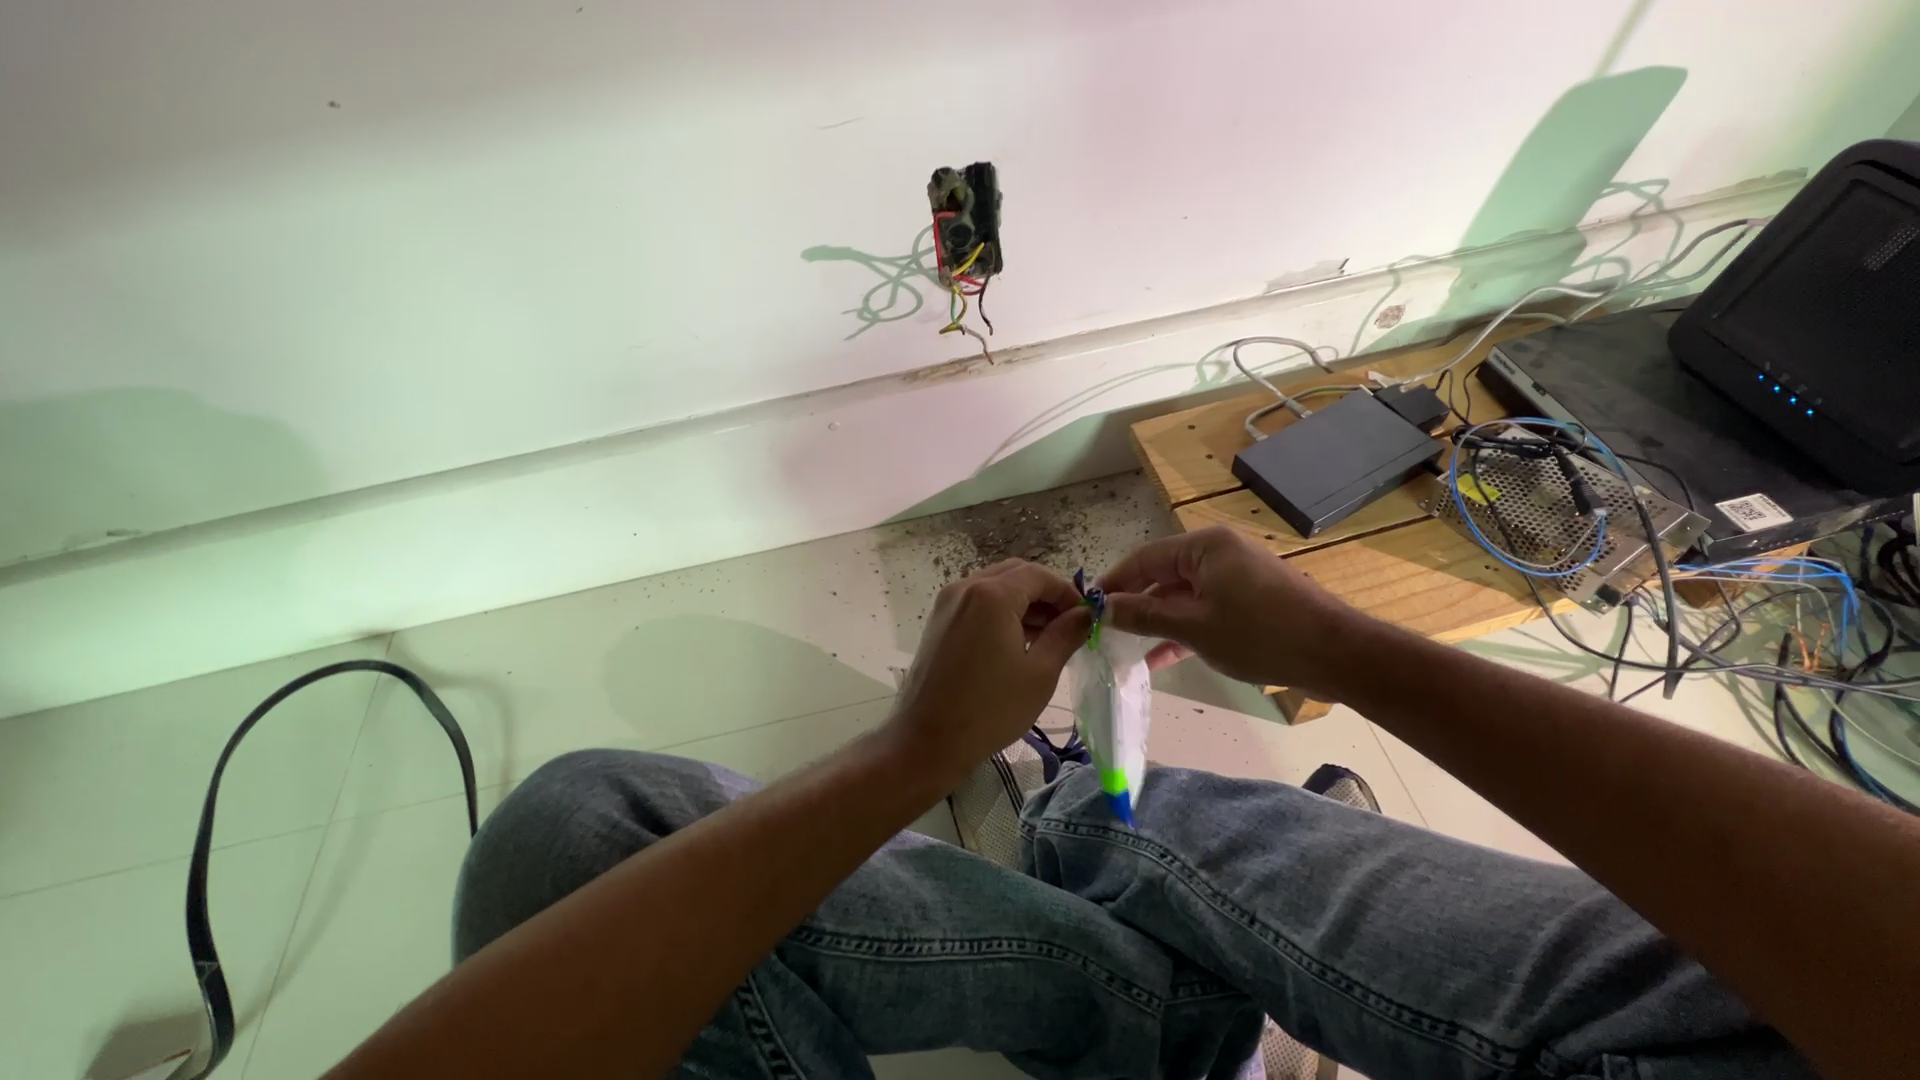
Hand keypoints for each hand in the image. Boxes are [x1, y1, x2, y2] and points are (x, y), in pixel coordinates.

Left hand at [889, 560, 1093, 777]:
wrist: (928, 740)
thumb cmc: (990, 709)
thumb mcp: (1040, 673)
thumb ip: (1066, 635)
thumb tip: (1086, 614)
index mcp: (991, 595)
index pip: (1038, 575)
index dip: (1067, 592)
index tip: (1085, 617)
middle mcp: (965, 588)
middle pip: (1015, 575)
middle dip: (1045, 595)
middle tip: (1067, 626)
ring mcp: (947, 604)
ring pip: (995, 588)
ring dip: (1023, 604)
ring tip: (1046, 639)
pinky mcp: (938, 622)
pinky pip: (977, 604)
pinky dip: (1000, 613)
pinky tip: (1016, 644)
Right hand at [1098, 527, 1365, 696]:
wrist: (1334, 654)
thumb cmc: (1260, 634)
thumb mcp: (1193, 626)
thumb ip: (1144, 614)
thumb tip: (1102, 608)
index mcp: (1204, 546)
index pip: (1144, 558)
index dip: (1113, 583)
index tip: (1086, 608)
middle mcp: (1217, 554)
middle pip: (1161, 576)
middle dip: (1133, 604)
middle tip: (1102, 632)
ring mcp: (1234, 578)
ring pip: (1181, 597)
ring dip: (1155, 622)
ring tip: (1123, 649)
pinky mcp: (1247, 602)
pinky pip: (1202, 610)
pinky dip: (1181, 630)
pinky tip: (1157, 660)